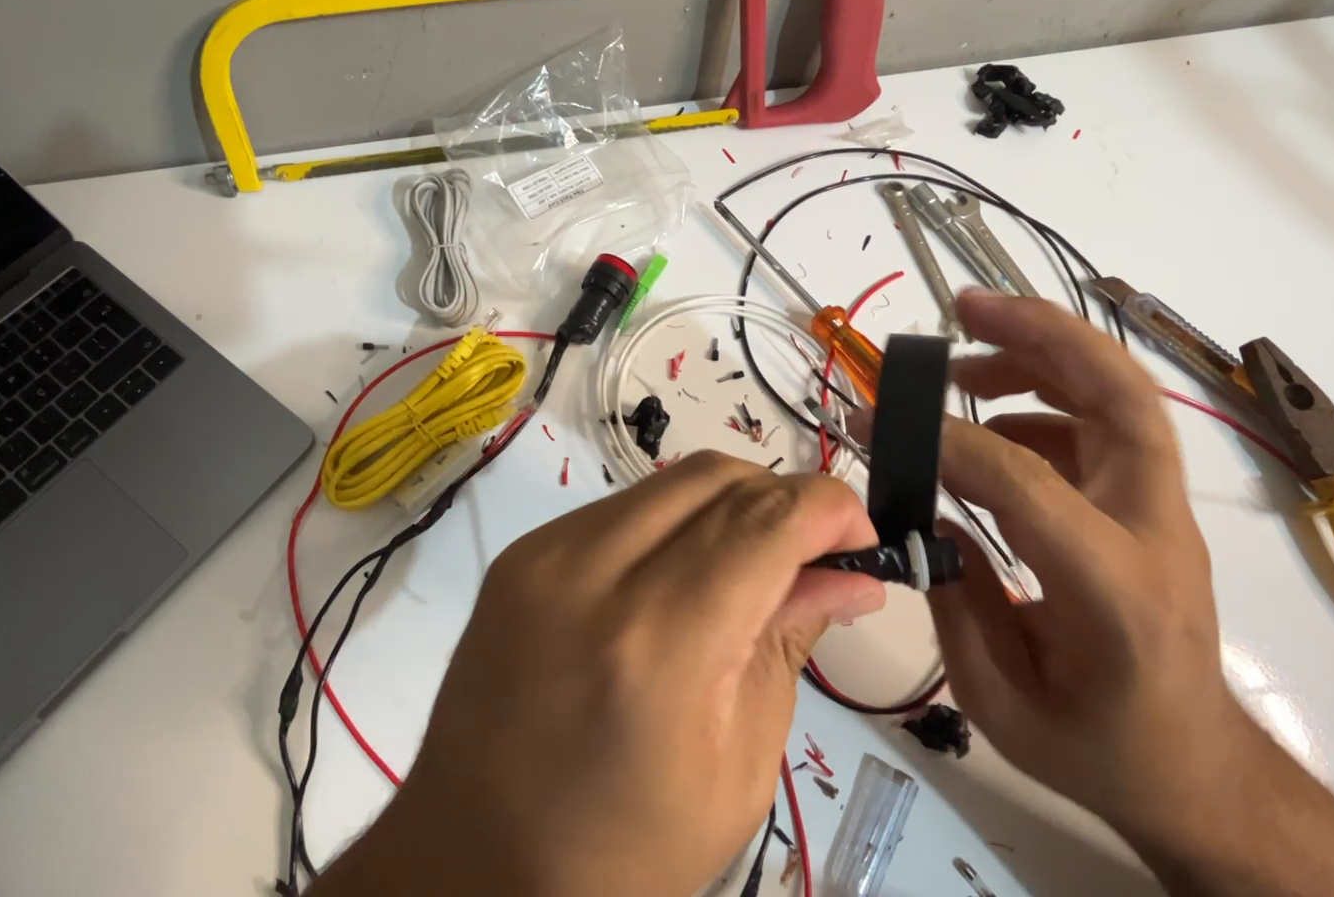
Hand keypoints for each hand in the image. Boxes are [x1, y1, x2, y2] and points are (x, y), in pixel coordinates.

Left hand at [315, 453, 885, 896]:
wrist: (473, 856)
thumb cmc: (622, 848)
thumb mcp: (735, 767)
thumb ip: (788, 645)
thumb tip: (850, 577)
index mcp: (658, 644)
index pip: (766, 522)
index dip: (829, 510)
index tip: (860, 539)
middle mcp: (592, 575)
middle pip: (717, 478)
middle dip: (783, 498)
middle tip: (810, 555)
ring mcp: (543, 556)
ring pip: (668, 482)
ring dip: (728, 505)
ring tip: (749, 567)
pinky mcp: (519, 555)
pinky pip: (619, 507)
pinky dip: (671, 522)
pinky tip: (681, 575)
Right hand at [932, 289, 1333, 895]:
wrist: (1194, 770)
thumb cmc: (1094, 747)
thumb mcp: (998, 701)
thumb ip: (954, 602)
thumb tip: (923, 518)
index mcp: (1115, 592)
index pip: (1028, 483)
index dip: (947, 443)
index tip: (876, 425)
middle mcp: (1152, 533)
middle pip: (1120, 399)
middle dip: (1043, 335)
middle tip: (964, 307)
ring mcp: (1161, 515)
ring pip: (1122, 398)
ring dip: (1044, 354)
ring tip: (963, 355)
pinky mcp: (1150, 509)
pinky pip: (1105, 428)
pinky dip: (1047, 401)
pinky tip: (992, 420)